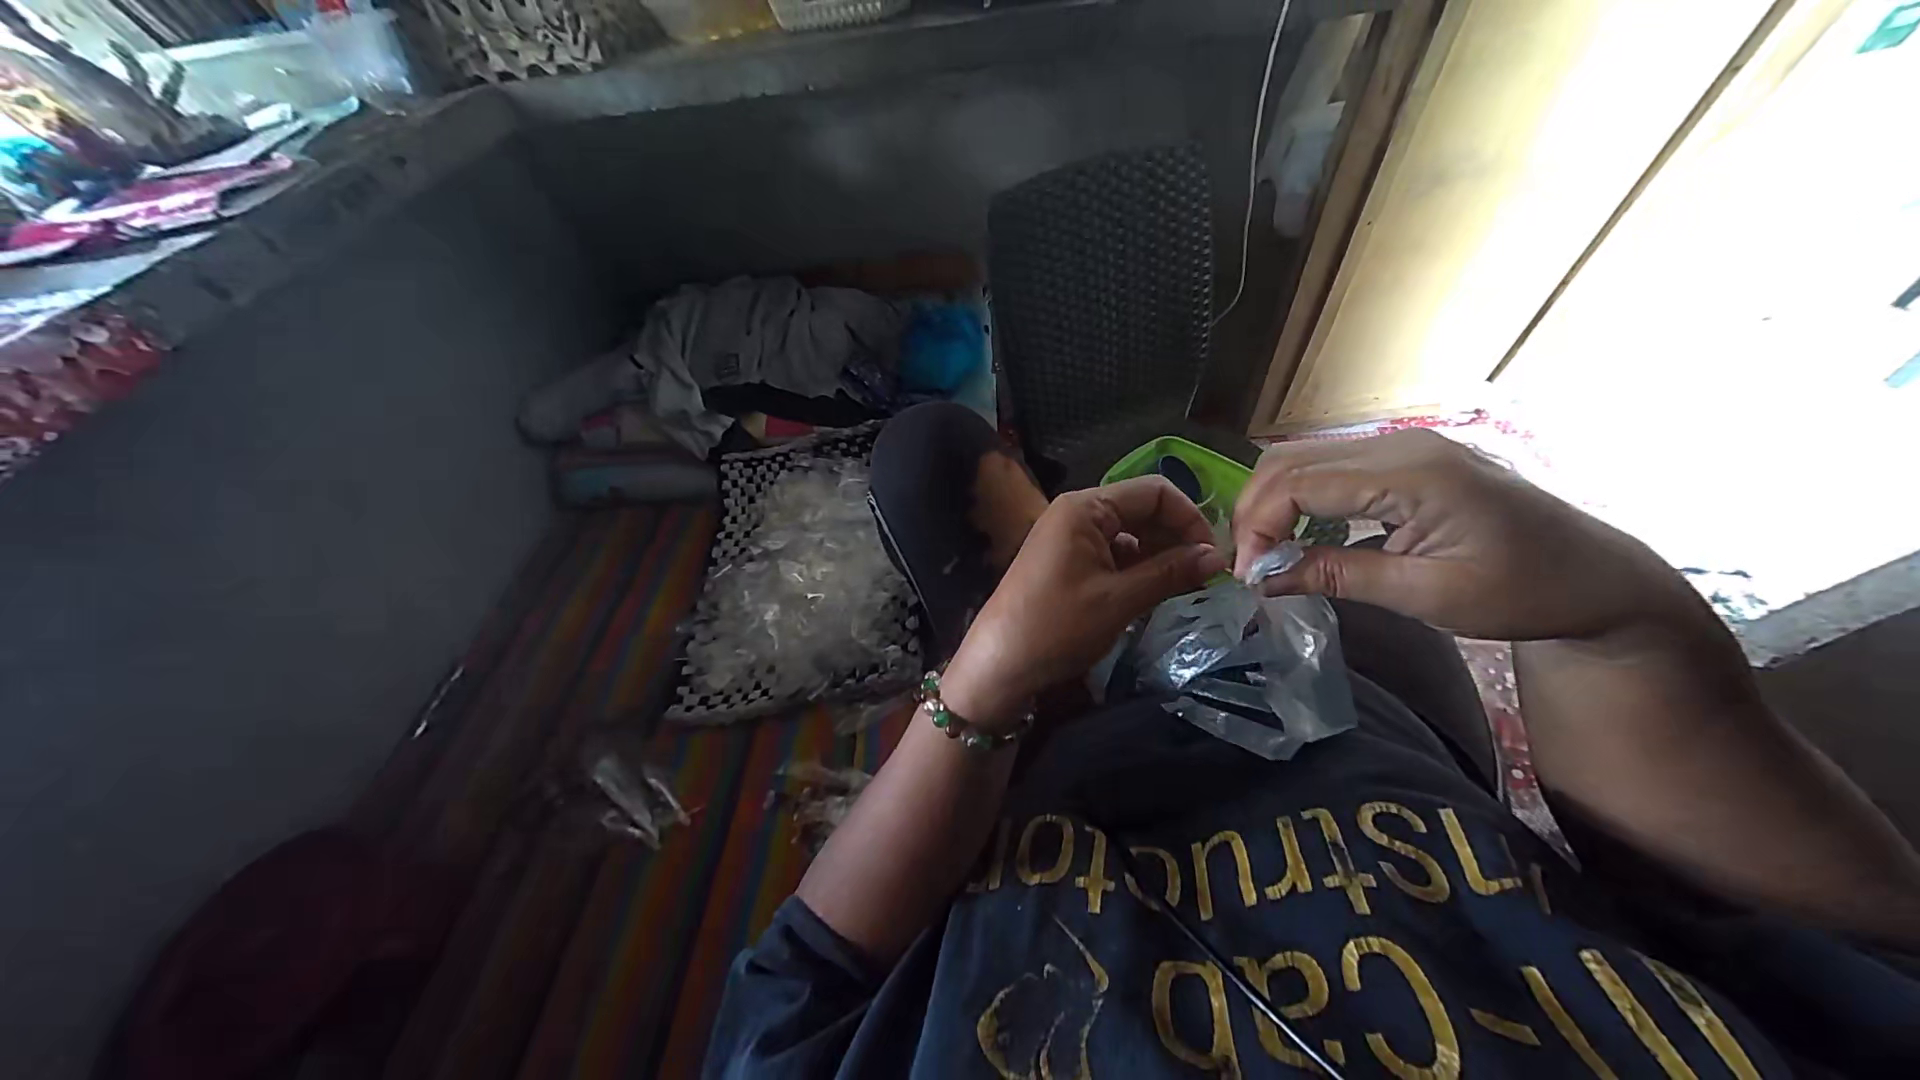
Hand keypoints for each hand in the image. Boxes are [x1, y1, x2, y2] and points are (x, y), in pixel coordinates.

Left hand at [942, 476, 1226, 728]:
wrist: (1000, 664)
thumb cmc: (1058, 626)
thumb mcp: (1120, 599)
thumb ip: (1171, 572)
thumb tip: (1218, 557)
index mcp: (1085, 507)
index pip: (1155, 491)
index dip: (1190, 519)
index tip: (1213, 558)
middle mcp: (1077, 512)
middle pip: (1142, 509)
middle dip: (1176, 538)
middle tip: (1205, 577)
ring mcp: (1069, 537)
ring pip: (1130, 534)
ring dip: (1159, 556)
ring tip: (1184, 588)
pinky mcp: (1067, 562)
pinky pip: (1112, 553)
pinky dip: (1137, 568)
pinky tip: (1153, 592)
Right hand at [1231, 429, 1695, 642]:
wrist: (1597, 578)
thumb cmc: (1525, 592)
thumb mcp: (1427, 595)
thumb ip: (1338, 577)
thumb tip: (1263, 579)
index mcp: (1411, 473)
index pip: (1298, 484)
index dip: (1258, 527)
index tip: (1249, 576)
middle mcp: (1398, 445)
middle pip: (1288, 462)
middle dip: (1254, 513)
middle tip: (1250, 566)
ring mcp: (1400, 446)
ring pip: (1300, 460)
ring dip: (1270, 505)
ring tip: (1268, 554)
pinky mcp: (1401, 459)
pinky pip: (1325, 468)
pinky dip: (1296, 500)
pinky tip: (1298, 535)